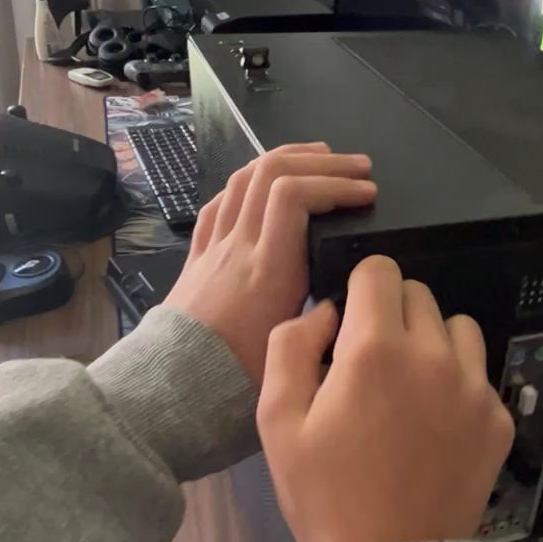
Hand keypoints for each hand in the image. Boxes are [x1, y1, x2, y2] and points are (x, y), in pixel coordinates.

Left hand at [167, 143, 374, 381]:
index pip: (296, 196)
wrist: (173, 385)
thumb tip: (352, 298)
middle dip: (322, 161)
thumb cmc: (236, 374)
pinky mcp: (198, 253)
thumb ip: (327, 316)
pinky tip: (264, 184)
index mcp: (268, 269)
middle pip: (272, 172)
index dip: (337, 184)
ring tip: (319, 156)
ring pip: (244, 177)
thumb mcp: (295, 347)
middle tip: (358, 168)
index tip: (369, 194)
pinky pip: (221, 201)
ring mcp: (215, 244)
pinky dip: (249, 182)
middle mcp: (239, 245)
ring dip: (286, 158)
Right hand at [257, 255, 514, 541]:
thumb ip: (291, 344)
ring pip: (457, 326)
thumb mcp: (277, 419)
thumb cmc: (323, 492)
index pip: (379, 270)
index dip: (358, 288)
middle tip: (372, 361)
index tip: (349, 324)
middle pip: (419, 293)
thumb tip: (328, 311)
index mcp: (376, 349)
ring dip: (431, 340)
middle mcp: (434, 356)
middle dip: (391, 312)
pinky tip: (435, 422)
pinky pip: (480, 373)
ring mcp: (475, 387)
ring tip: (409, 385)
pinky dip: (457, 381)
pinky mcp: (499, 418)